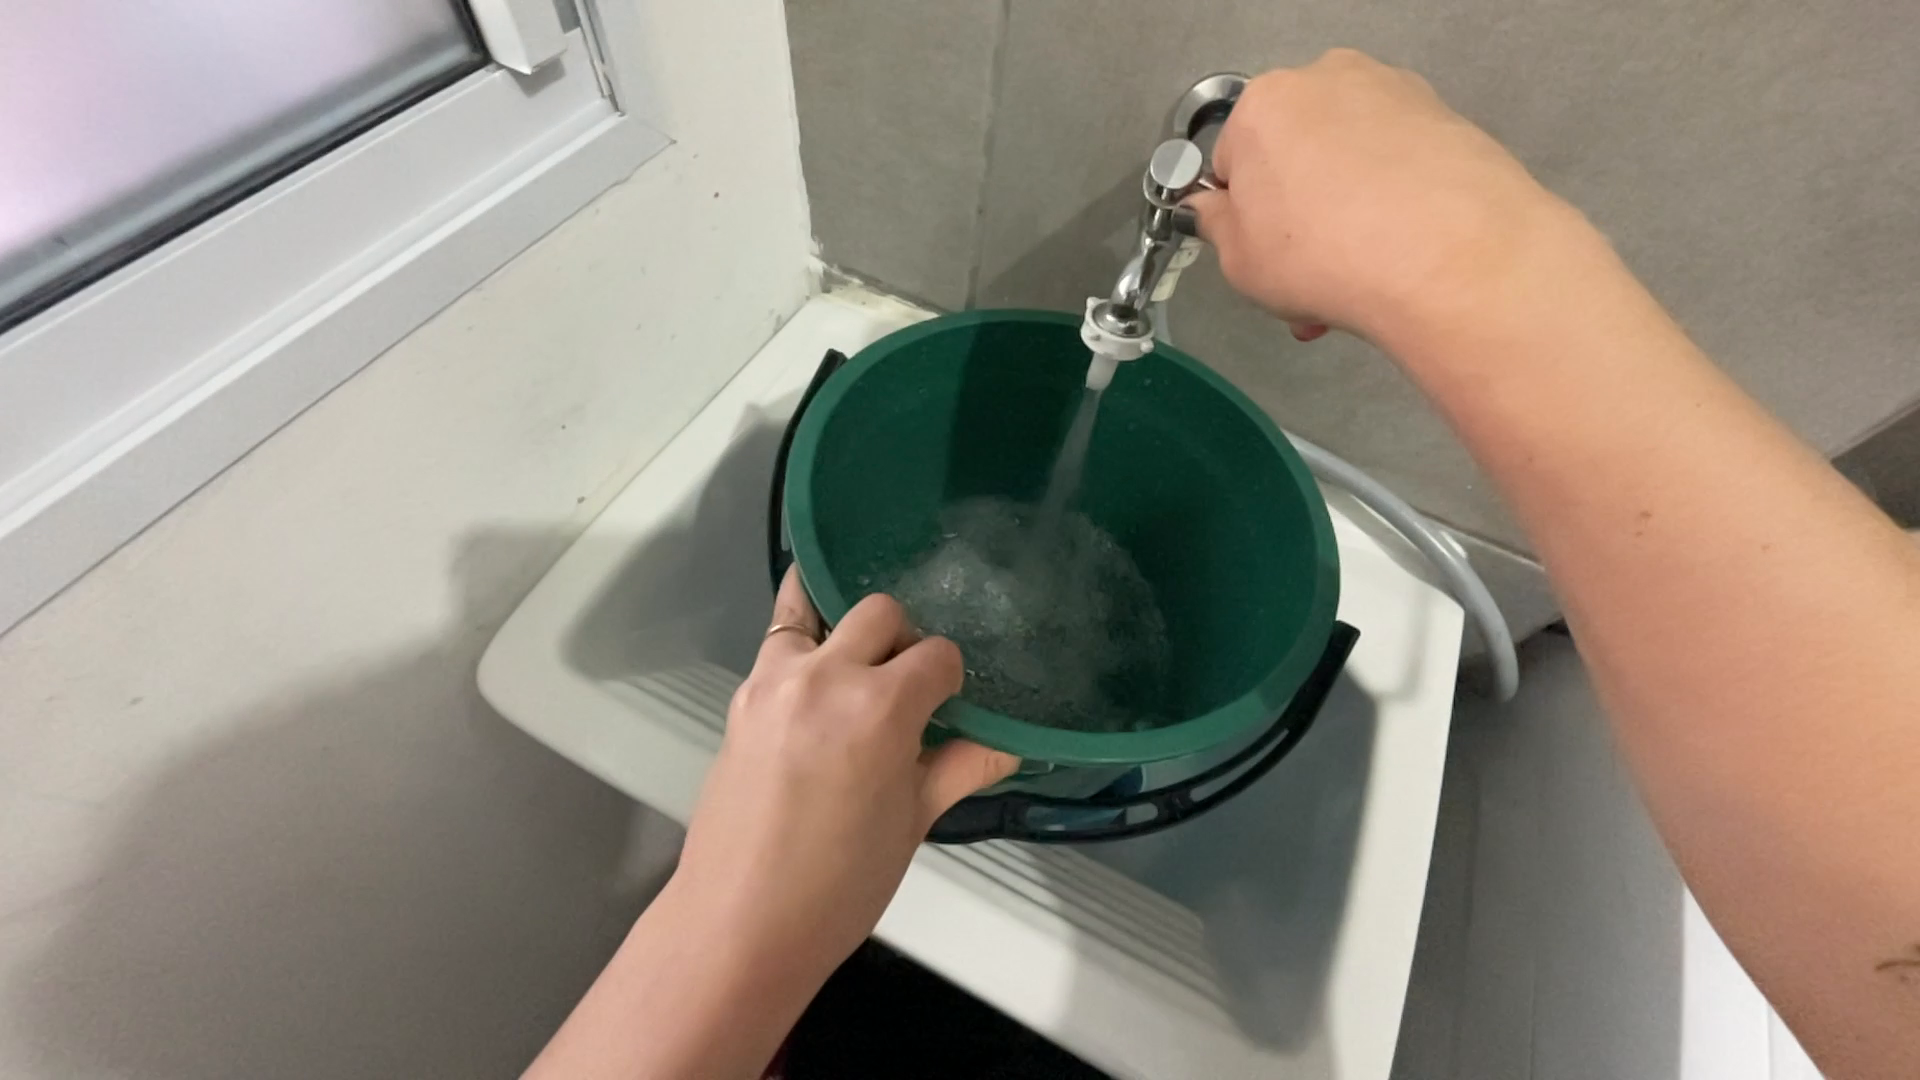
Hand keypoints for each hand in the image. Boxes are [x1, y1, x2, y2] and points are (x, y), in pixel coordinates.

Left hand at [671, 567, 1018, 982]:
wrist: (740, 923)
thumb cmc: (841, 884)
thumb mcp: (914, 823)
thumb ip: (962, 767)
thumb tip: (1010, 744)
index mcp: (880, 708)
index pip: (937, 655)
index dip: (950, 679)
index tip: (947, 707)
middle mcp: (827, 675)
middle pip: (882, 612)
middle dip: (905, 640)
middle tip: (903, 688)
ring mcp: (776, 678)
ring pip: (824, 607)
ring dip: (850, 629)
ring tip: (856, 673)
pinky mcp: (743, 692)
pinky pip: (779, 636)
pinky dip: (804, 635)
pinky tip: (819, 670)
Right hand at [1186, 49, 1583, 346]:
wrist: (1443, 258)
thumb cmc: (1322, 254)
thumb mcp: (1235, 259)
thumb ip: (1214, 225)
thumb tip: (1213, 209)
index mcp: (1262, 105)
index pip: (1228, 163)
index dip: (1237, 214)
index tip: (1252, 247)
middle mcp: (1326, 79)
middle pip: (1289, 157)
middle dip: (1289, 215)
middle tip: (1296, 270)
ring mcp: (1391, 91)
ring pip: (1340, 164)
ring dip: (1333, 217)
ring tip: (1343, 275)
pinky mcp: (1442, 115)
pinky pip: (1388, 165)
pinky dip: (1380, 205)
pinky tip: (1384, 255)